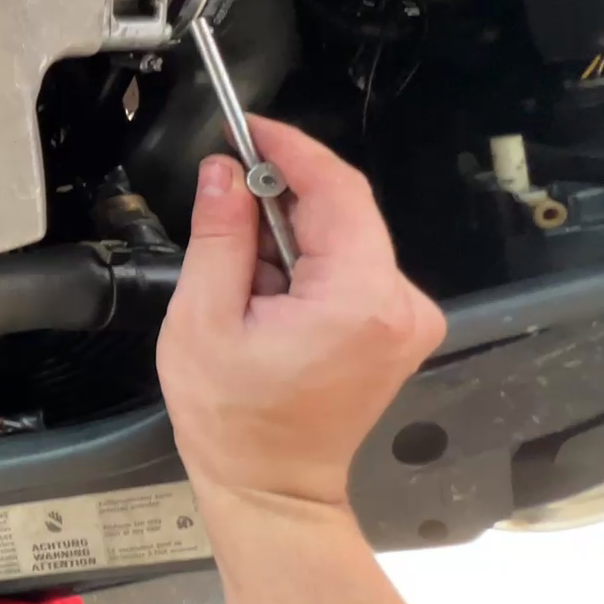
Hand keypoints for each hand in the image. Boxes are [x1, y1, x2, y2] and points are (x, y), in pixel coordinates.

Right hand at [157, 117, 445, 511]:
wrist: (268, 477)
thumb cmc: (228, 409)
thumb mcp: (201, 315)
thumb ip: (218, 236)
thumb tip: (221, 173)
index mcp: (357, 299)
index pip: (337, 193)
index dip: (290, 150)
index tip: (245, 126)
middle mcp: (399, 303)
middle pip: (340, 212)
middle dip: (274, 196)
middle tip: (214, 199)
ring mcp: (402, 316)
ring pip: (337, 236)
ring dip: (278, 234)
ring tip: (229, 277)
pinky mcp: (389, 324)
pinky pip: (343, 264)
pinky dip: (295, 258)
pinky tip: (256, 289)